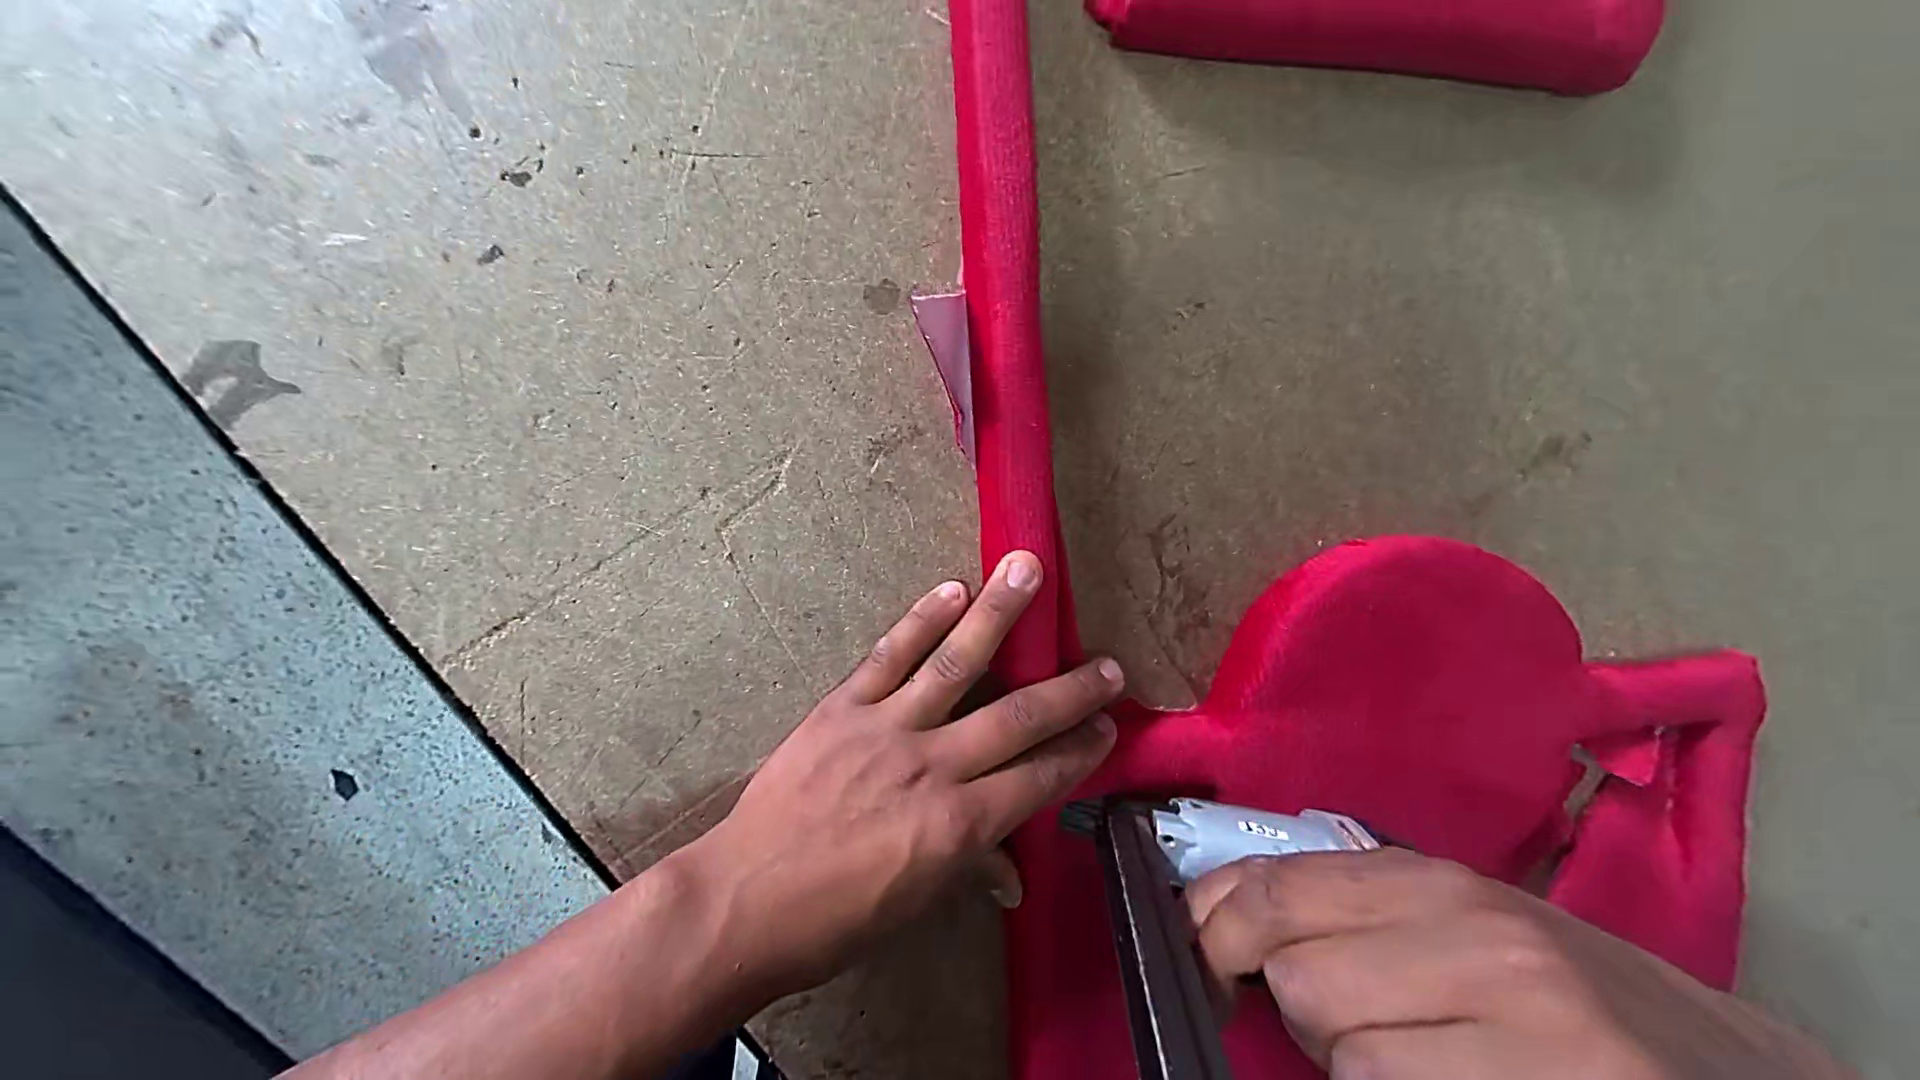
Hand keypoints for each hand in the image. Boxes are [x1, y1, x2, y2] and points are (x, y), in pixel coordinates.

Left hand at [682, 550, 1122, 999]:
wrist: (743, 898)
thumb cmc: (834, 917)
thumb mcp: (915, 904)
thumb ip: (967, 867)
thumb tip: (1009, 869)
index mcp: (957, 827)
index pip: (1038, 778)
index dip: (1079, 751)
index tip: (1108, 727)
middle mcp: (932, 767)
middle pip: (1017, 717)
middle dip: (1069, 690)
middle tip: (1107, 665)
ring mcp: (887, 728)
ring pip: (957, 662)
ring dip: (998, 613)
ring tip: (1029, 571)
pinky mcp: (844, 706)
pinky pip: (890, 654)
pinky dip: (922, 619)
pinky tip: (952, 589)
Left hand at [1187, 849, 1853, 1079]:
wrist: (1736, 1077)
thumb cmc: (1565, 990)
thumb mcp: (1449, 921)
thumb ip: (1345, 908)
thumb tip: (1220, 912)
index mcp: (1435, 882)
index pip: (1277, 889)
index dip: (1214, 921)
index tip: (1198, 950)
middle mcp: (1478, 940)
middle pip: (1299, 979)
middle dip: (1298, 1009)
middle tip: (1350, 1022)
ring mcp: (1529, 1031)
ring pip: (1346, 1057)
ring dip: (1354, 1066)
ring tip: (1417, 1060)